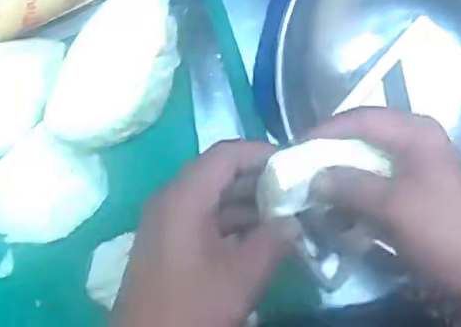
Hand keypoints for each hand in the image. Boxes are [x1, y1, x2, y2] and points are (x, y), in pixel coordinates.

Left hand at [112, 140, 293, 326]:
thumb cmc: (190, 308)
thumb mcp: (238, 279)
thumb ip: (271, 244)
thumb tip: (295, 221)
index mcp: (184, 193)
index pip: (226, 154)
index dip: (259, 153)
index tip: (292, 162)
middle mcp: (171, 196)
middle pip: (218, 171)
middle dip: (256, 178)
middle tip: (294, 189)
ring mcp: (166, 218)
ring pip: (211, 195)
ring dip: (245, 202)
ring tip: (284, 213)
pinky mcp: (166, 241)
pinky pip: (202, 215)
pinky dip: (230, 220)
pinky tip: (259, 237)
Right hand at [306, 108, 460, 326]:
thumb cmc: (444, 233)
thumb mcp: (391, 208)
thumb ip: (349, 184)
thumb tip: (313, 175)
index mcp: (416, 129)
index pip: (360, 117)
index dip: (326, 129)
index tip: (298, 146)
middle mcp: (421, 135)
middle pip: (367, 131)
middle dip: (335, 147)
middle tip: (307, 161)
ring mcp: (428, 160)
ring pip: (375, 153)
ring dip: (349, 167)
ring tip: (323, 180)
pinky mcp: (430, 185)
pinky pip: (387, 172)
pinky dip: (365, 182)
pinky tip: (350, 199)